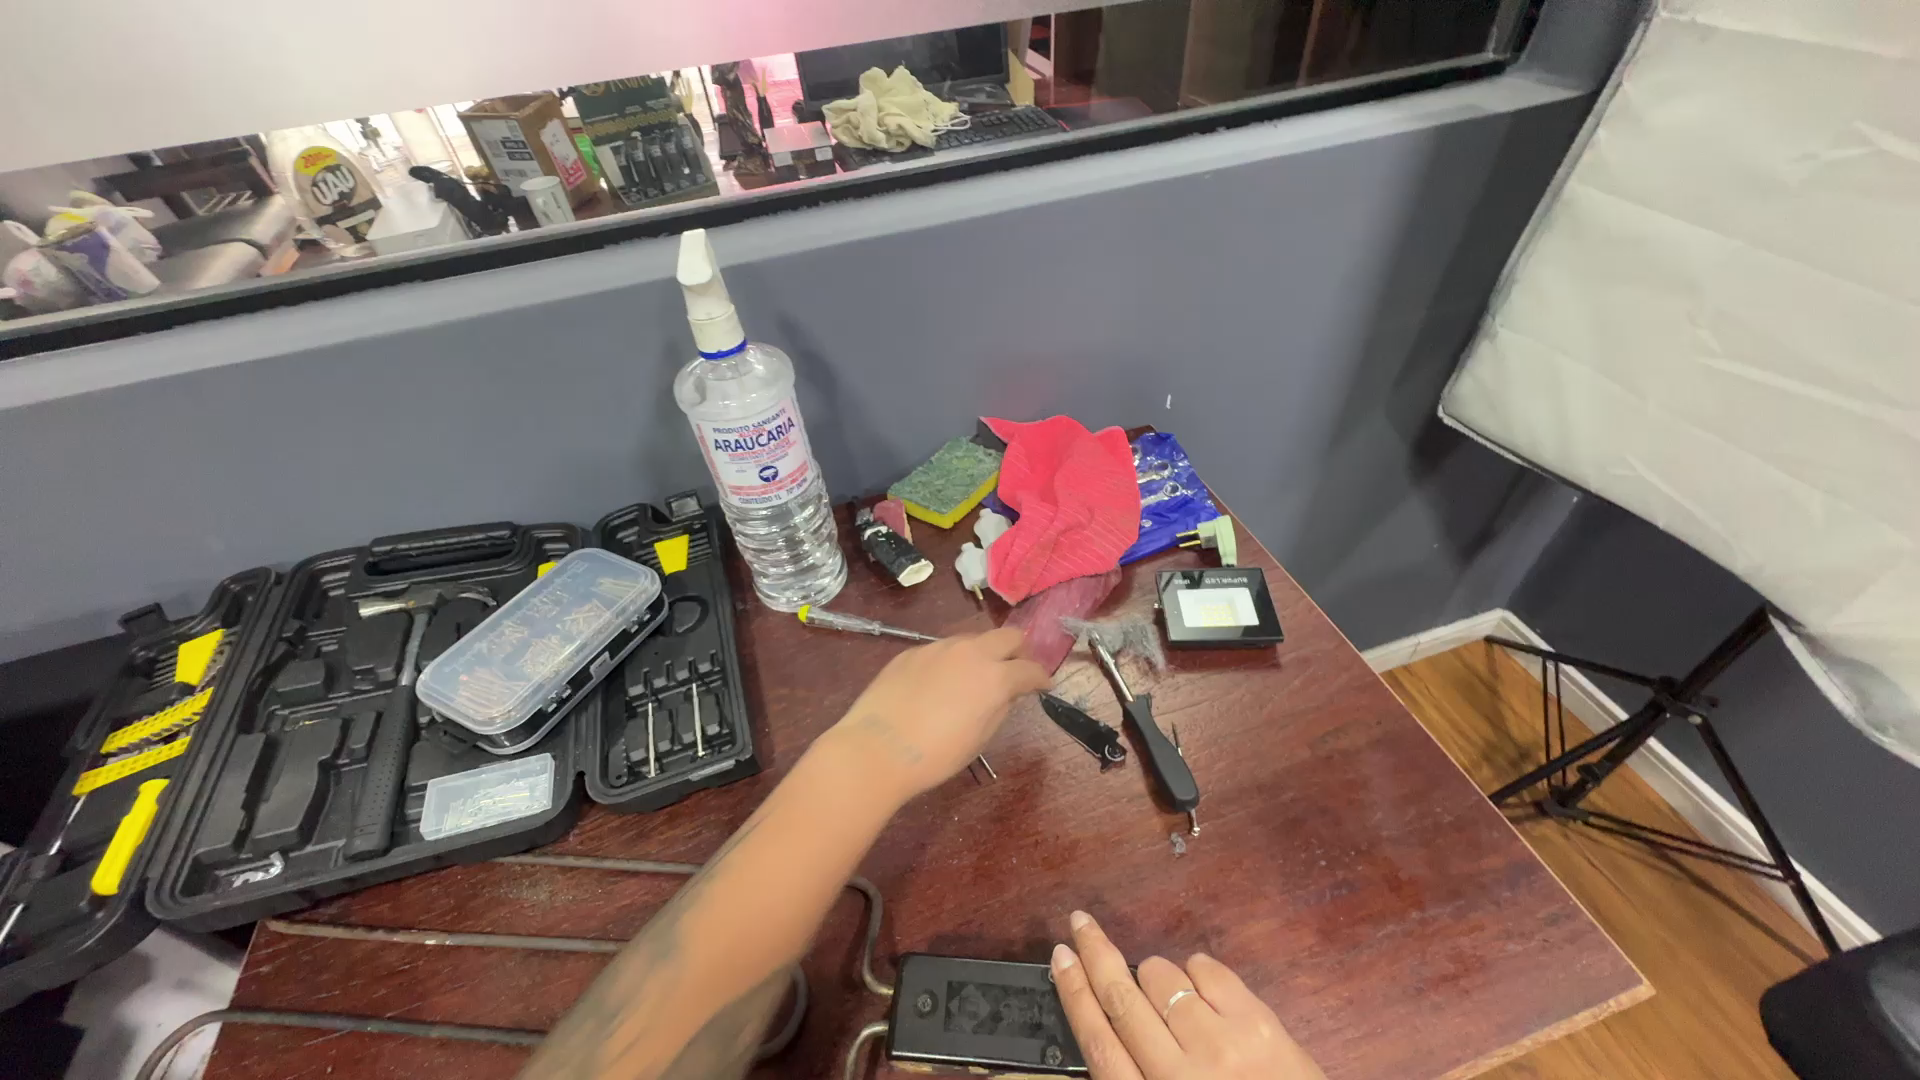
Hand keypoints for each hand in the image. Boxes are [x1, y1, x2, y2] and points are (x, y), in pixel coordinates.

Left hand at [823, 627, 1049, 807]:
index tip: (1044, 685)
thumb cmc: (936, 754)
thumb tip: (1007, 693)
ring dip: (983, 653)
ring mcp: (938, 647)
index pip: (1030, 669)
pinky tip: (939, 684)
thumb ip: (1000, 707)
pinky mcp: (912, 651)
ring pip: (973, 639)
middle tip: (1016, 671)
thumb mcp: (980, 737)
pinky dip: (951, 661)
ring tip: (974, 678)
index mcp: (995, 677)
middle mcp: (970, 652)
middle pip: (1008, 636)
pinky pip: (942, 649)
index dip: (1042, 678)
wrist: (878, 748)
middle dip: (1018, 652)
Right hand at [1052, 911, 1325, 1079]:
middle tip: (1080, 922)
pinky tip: (1206, 996)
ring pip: (1164, 977)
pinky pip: (1207, 969)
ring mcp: (1221, 1046)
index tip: (1060, 957)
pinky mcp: (1259, 1025)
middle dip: (1096, 953)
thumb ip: (1138, 1074)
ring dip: (1158, 976)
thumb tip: (1108, 1019)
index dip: (1074, 994)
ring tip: (1174, 1000)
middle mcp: (1178, 1074)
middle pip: (1122, 998)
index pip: (1099, 1041)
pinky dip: (1198, 972)